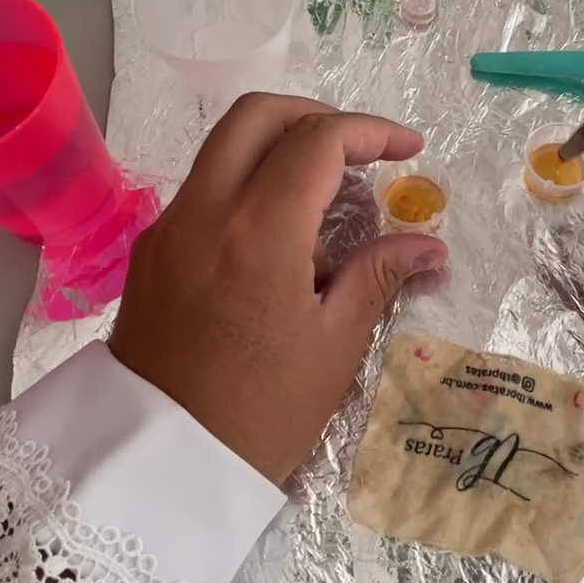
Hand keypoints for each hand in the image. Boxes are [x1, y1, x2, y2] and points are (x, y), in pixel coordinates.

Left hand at [107, 94, 447, 483]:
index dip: (372, 131)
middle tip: (363, 150)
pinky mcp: (152, 250)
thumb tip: (431, 246)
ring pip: (225, 144)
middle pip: (258, 114)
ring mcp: (169, 226)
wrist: (159, 469)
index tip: (410, 149)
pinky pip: (207, 185)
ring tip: (331, 193)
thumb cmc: (260, 414)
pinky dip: (252, 179)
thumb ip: (380, 274)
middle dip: (319, 114)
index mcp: (257, 233)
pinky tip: (284, 233)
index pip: (318, 140)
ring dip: (282, 144)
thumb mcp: (335, 345)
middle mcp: (204, 211)